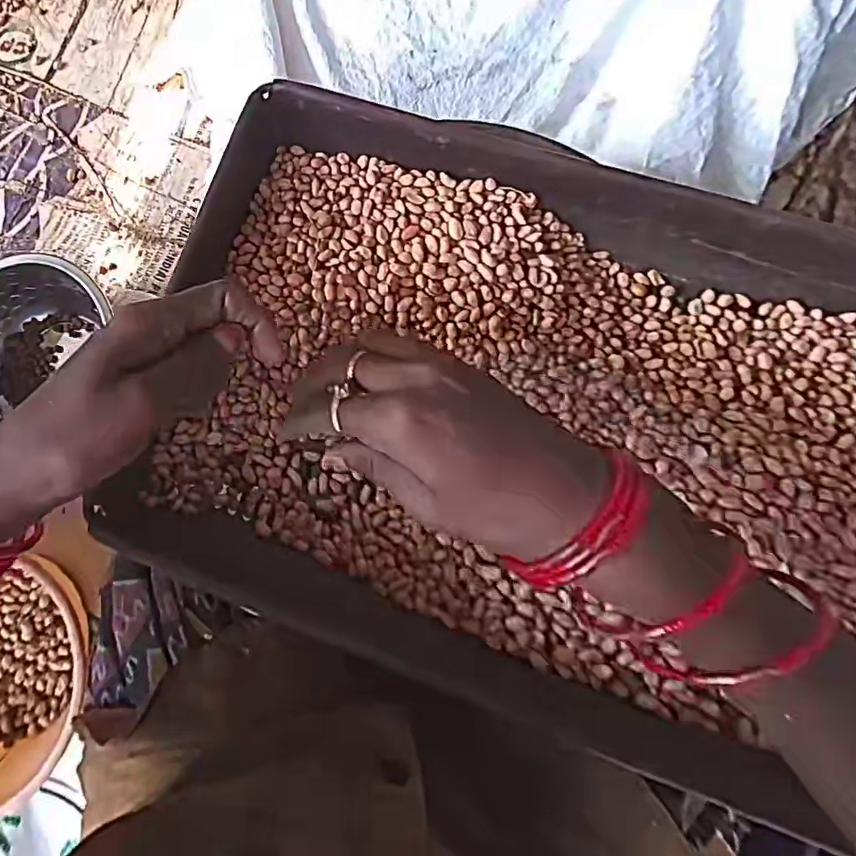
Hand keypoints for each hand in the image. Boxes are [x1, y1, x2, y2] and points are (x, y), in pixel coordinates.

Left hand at [0, 278, 284, 537]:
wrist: (15, 476)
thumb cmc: (73, 440)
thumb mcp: (140, 404)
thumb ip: (192, 367)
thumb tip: (238, 336)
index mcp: (145, 322)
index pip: (221, 294)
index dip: (256, 321)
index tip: (275, 366)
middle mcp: (142, 330)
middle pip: (211, 319)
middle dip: (240, 349)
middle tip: (241, 397)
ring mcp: (134, 357)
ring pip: (197, 350)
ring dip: (217, 374)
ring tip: (203, 413)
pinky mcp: (128, 384)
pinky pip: (177, 376)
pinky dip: (194, 391)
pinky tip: (185, 419)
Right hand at [279, 331, 608, 561]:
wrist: (572, 496)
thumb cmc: (494, 512)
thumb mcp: (423, 502)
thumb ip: (372, 465)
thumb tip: (334, 449)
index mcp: (399, 420)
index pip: (329, 410)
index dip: (300, 423)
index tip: (283, 434)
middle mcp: (413, 380)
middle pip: (341, 364)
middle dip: (312, 385)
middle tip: (301, 408)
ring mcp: (438, 365)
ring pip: (369, 343)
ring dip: (340, 362)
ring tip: (329, 388)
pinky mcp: (458, 364)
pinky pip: (401, 344)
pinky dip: (373, 355)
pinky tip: (370, 381)